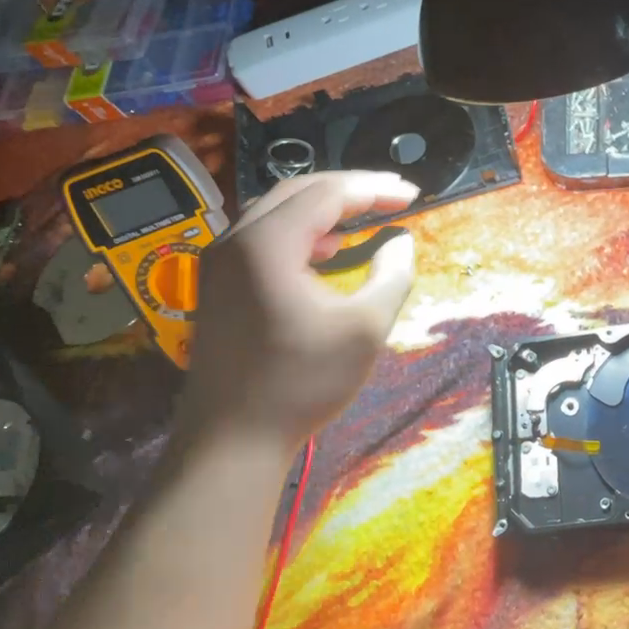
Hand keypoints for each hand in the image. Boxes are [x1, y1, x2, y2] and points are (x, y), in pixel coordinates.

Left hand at [182, 171, 418, 442]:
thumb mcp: (364, 329)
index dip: (373, 188)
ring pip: (275, 213)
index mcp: (267, 243)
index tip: (412, 194)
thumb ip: (391, 276)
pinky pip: (261, 239)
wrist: (231, 440)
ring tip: (365, 217)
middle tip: (392, 197)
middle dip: (348, 190)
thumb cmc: (301, 383)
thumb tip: (400, 243)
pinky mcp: (217, 286)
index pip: (326, 193)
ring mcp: (219, 263)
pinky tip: (325, 252)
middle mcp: (235, 240)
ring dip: (322, 210)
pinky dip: (299, 234)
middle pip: (297, 192)